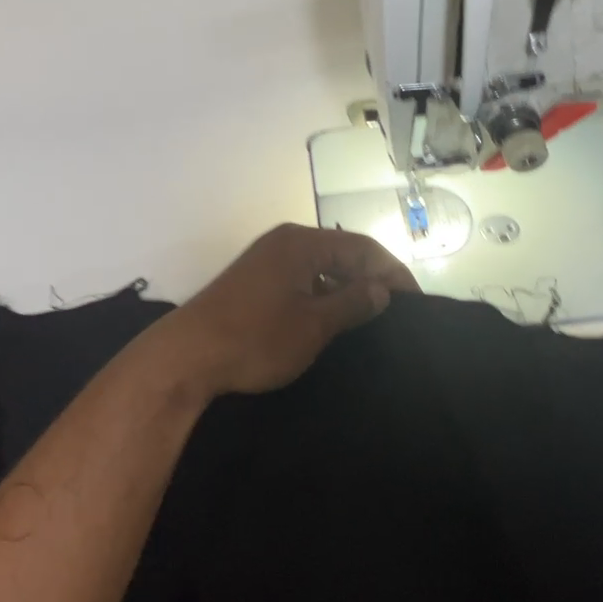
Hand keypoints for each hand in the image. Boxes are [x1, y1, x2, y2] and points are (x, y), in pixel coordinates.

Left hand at [150, 224, 417, 396]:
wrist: (185, 358)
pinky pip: (299, 281)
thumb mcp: (313, 325)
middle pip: (341, 254)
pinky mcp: (252, 283)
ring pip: (319, 269)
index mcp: (301, 243)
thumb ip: (352, 303)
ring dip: (344, 291)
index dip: (393, 274)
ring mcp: (264, 262)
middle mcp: (283, 243)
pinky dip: (320, 297)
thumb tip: (381, 290)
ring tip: (368, 322)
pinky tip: (330, 323)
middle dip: (370, 280)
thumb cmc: (255, 339)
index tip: (416, 303)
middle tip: (395, 314)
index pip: (363, 247)